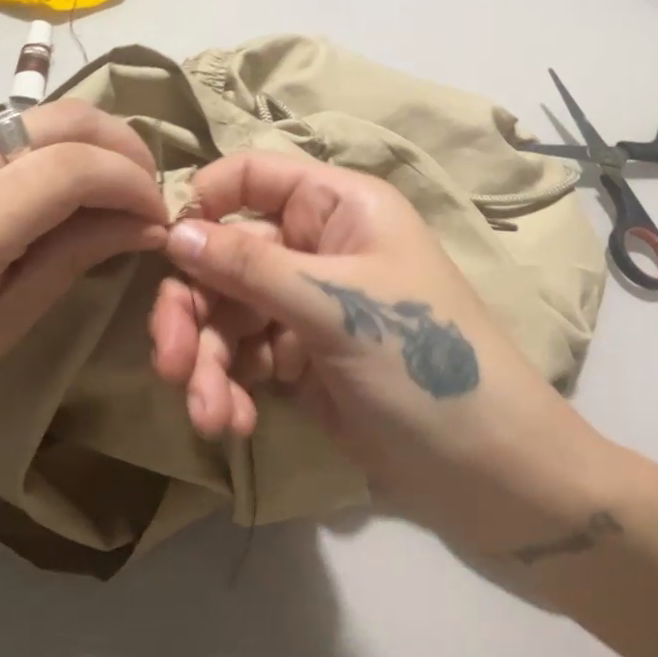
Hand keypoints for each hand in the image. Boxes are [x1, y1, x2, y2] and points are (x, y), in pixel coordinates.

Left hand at [0, 100, 168, 439]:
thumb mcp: (12, 317)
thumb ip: (79, 254)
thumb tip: (149, 222)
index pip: (67, 168)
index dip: (127, 180)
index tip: (156, 211)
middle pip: (54, 119)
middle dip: (117, 141)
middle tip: (146, 183)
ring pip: (30, 114)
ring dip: (84, 137)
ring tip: (112, 180)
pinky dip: (44, 144)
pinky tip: (61, 178)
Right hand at [149, 152, 608, 550]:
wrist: (493, 478)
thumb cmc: (427, 366)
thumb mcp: (337, 308)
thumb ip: (249, 266)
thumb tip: (174, 231)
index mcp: (338, 209)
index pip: (252, 178)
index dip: (205, 202)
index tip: (164, 246)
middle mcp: (315, 249)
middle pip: (223, 258)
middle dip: (192, 312)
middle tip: (170, 362)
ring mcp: (303, 307)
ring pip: (224, 316)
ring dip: (206, 364)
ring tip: (207, 415)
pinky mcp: (296, 362)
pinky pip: (240, 359)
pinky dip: (228, 388)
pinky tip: (233, 423)